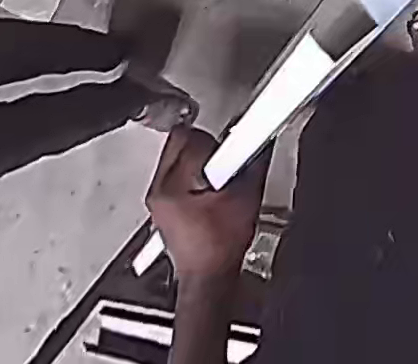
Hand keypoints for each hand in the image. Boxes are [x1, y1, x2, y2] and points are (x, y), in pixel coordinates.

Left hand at [145, 127, 265, 284]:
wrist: (210, 279)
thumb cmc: (221, 247)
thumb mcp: (247, 196)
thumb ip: (255, 160)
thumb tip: (261, 137)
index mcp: (173, 185)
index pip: (190, 136)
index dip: (217, 140)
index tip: (230, 149)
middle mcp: (158, 189)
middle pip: (178, 140)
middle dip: (205, 143)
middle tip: (224, 160)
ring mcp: (156, 199)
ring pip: (174, 153)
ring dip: (198, 155)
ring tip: (216, 175)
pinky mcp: (159, 205)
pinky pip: (172, 170)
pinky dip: (190, 169)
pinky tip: (208, 185)